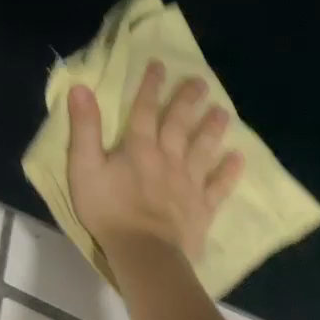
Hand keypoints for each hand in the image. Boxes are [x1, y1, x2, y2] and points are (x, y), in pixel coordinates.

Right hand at [66, 60, 245, 262]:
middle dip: (188, 102)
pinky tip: (237, 159)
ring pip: (203, 150)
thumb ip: (84, 127)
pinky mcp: (201, 208)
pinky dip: (229, 171)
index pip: (145, 110)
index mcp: (138, 147)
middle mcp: (168, 159)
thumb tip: (82, 88)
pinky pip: (218, 185)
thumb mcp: (83, 164)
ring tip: (223, 112)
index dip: (151, 87)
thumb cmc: (107, 207)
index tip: (160, 66)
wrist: (144, 253)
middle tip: (201, 82)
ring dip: (213, 130)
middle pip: (179, 125)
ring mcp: (189, 184)